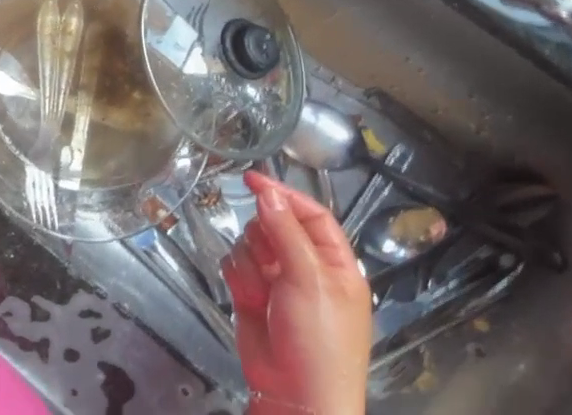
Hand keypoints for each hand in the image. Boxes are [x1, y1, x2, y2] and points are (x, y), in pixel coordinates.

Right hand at [223, 171, 372, 414]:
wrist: (296, 392)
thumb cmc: (318, 339)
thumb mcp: (308, 281)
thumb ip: (286, 233)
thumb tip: (267, 194)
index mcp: (336, 265)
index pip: (311, 215)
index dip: (283, 195)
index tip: (250, 179)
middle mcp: (307, 268)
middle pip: (274, 226)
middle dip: (262, 237)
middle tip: (267, 259)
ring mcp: (278, 282)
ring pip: (249, 244)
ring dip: (249, 262)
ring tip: (259, 290)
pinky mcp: (253, 294)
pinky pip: (235, 266)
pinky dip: (237, 278)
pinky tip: (247, 298)